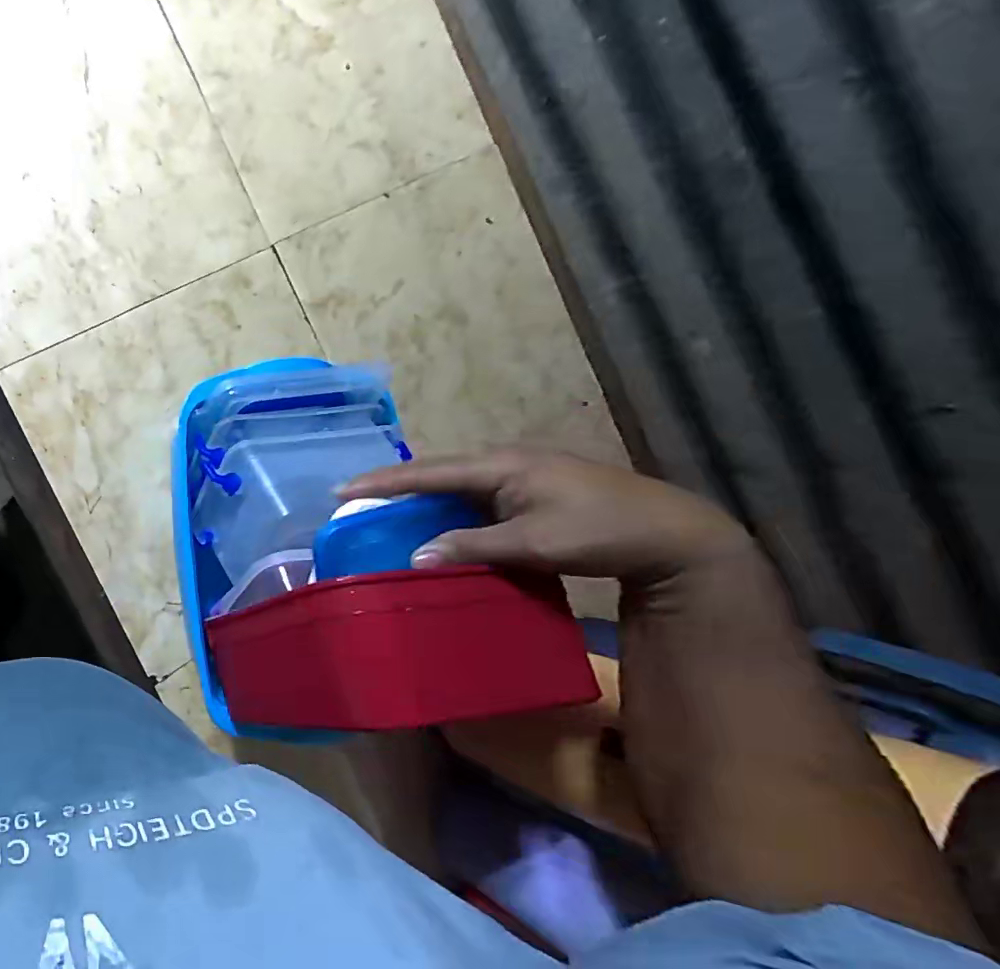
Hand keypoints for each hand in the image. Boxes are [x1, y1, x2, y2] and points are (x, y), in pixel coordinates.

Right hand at [340, 449, 754, 587]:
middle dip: (395, 485)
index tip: (343, 490)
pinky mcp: (532, 490)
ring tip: (387, 512)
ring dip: (422, 497)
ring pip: (455, 484)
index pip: (427, 471)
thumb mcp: (535, 543)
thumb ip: (472, 546)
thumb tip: (415, 556)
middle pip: (436, 471)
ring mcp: (520, 474)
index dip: (383, 481)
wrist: (676, 534)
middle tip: (358, 501)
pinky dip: (448, 508)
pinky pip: (475, 496)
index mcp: (500, 465)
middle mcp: (504, 462)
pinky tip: (439, 523)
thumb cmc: (602, 531)